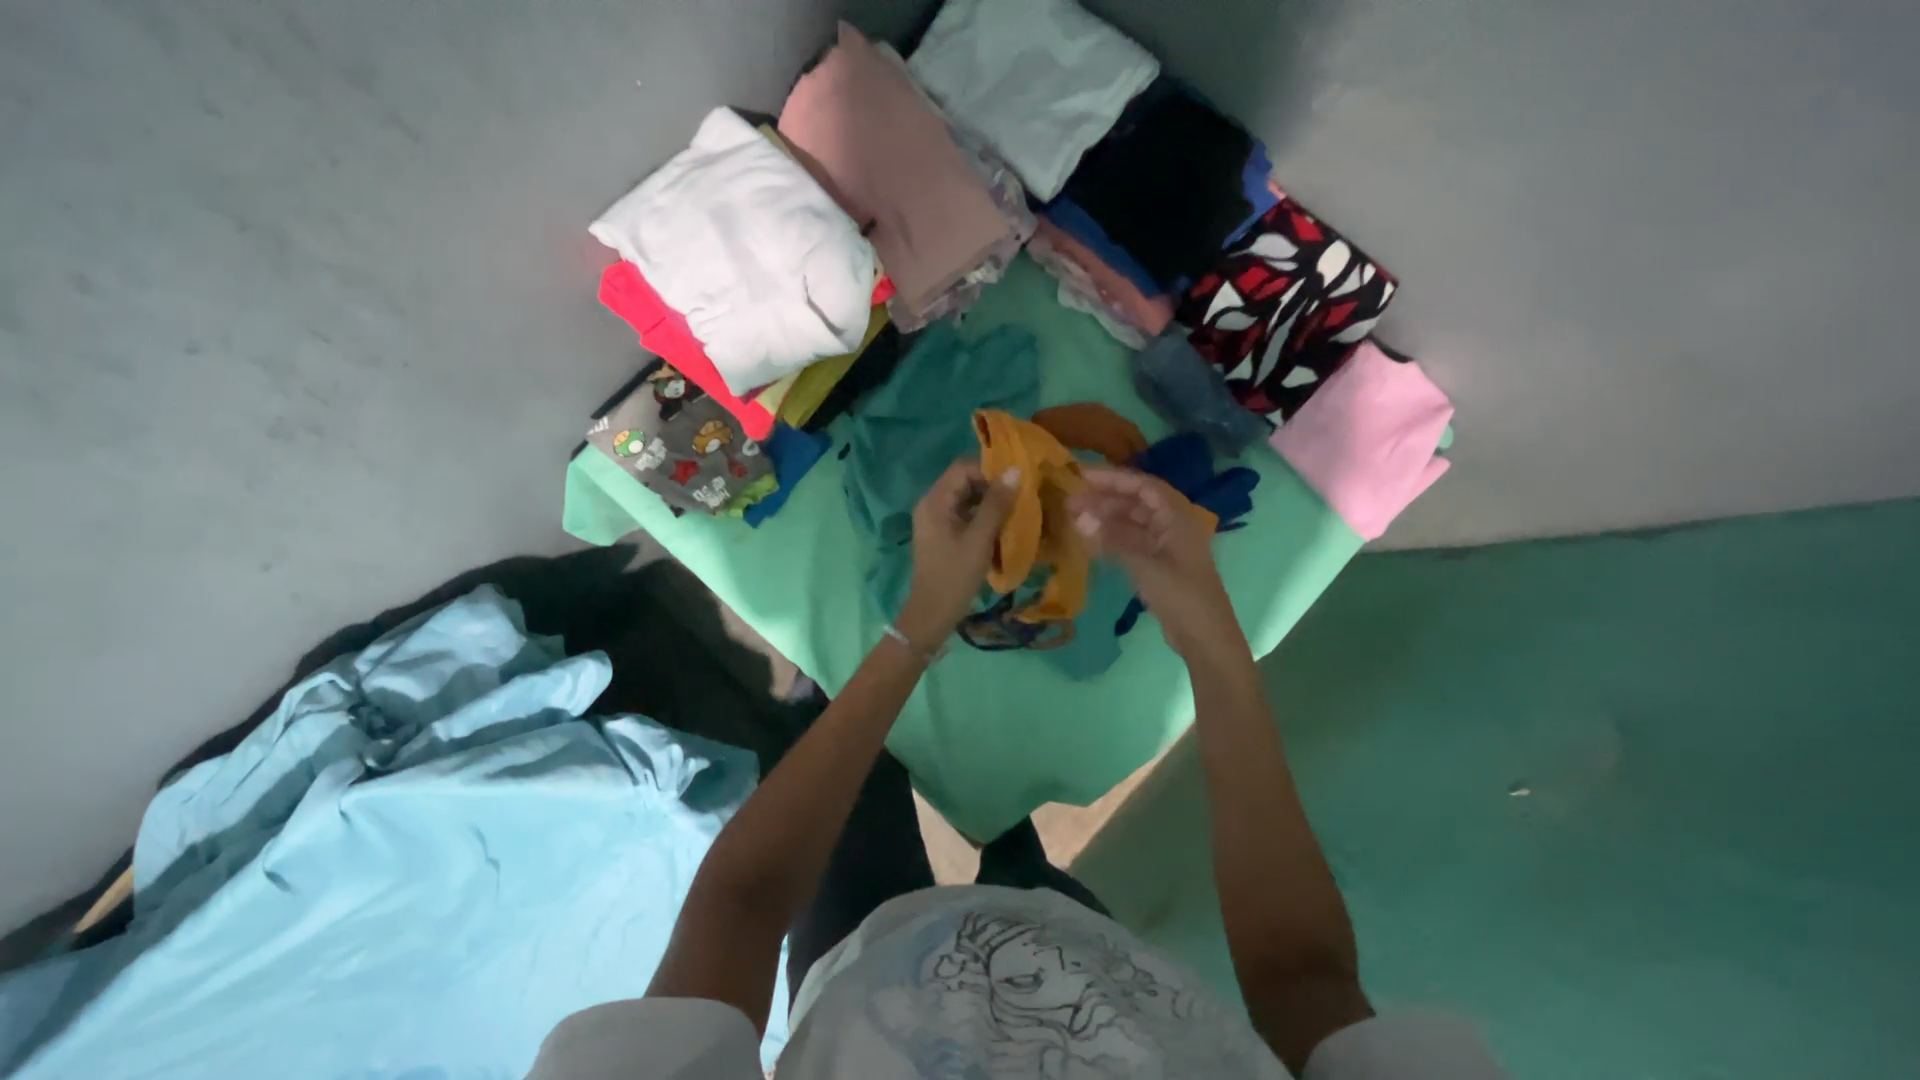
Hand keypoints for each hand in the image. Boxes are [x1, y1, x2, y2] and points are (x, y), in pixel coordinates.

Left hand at [898, 460, 1019, 647]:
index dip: (990, 472)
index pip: (963, 468)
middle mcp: (931, 504)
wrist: (932, 615)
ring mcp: (935, 521)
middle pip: (965, 481)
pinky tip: (1001, 531)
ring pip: (966, 499)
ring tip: (1015, 515)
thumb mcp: (979, 539)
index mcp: (935, 501)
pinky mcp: (942, 535)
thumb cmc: (955, 576)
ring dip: (990, 504)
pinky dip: (982, 519)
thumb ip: (996, 504)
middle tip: (1020, 500)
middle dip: (993, 488)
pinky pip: (964, 516)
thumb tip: (1014, 470)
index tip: (1015, 486)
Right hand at [1069, 467, 1244, 658]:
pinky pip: (1132, 542)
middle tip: (1070, 501)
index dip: (1112, 478)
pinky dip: (1112, 538)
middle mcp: (1172, 525)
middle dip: (1104, 498)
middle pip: (1136, 502)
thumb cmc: (1181, 595)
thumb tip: (1079, 520)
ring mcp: (1166, 546)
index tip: (1080, 476)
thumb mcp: (1145, 564)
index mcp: (1177, 516)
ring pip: (1132, 522)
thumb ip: (1112, 540)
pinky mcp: (1159, 565)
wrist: (1205, 635)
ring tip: (1075, 520)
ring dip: (1106, 518)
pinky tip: (1090, 541)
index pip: (1142, 485)